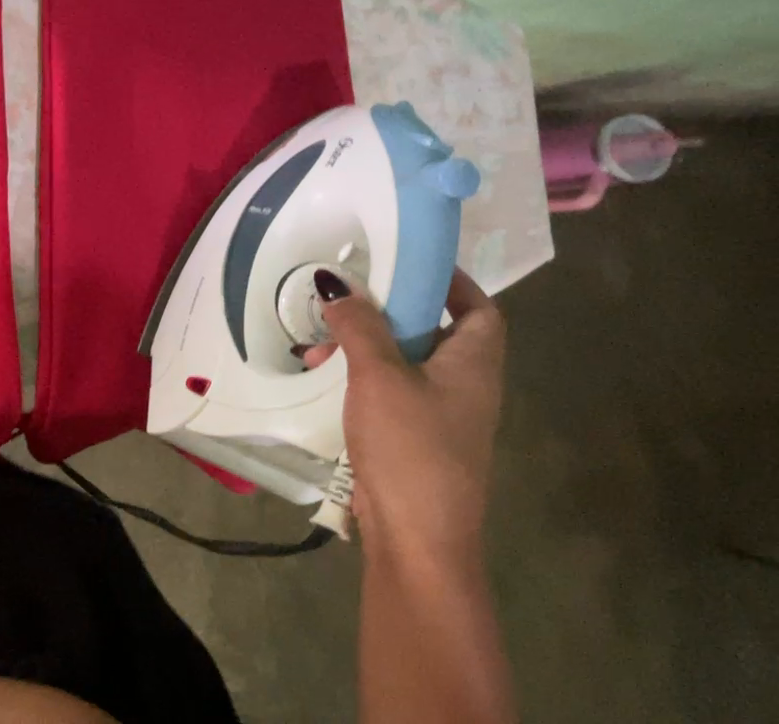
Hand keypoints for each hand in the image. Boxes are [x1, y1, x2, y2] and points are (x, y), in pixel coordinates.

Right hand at [313, 268, 505, 566]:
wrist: (418, 534)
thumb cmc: (411, 446)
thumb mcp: (379, 376)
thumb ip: (360, 326)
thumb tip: (337, 282)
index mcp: (473, 364)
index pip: (479, 309)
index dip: (450, 282)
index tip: (405, 261)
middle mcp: (465, 385)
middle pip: (434, 331)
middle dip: (386, 312)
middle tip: (342, 299)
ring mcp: (440, 414)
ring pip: (404, 361)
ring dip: (363, 345)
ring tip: (316, 345)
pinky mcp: (414, 437)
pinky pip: (388, 389)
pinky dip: (358, 376)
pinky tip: (322, 379)